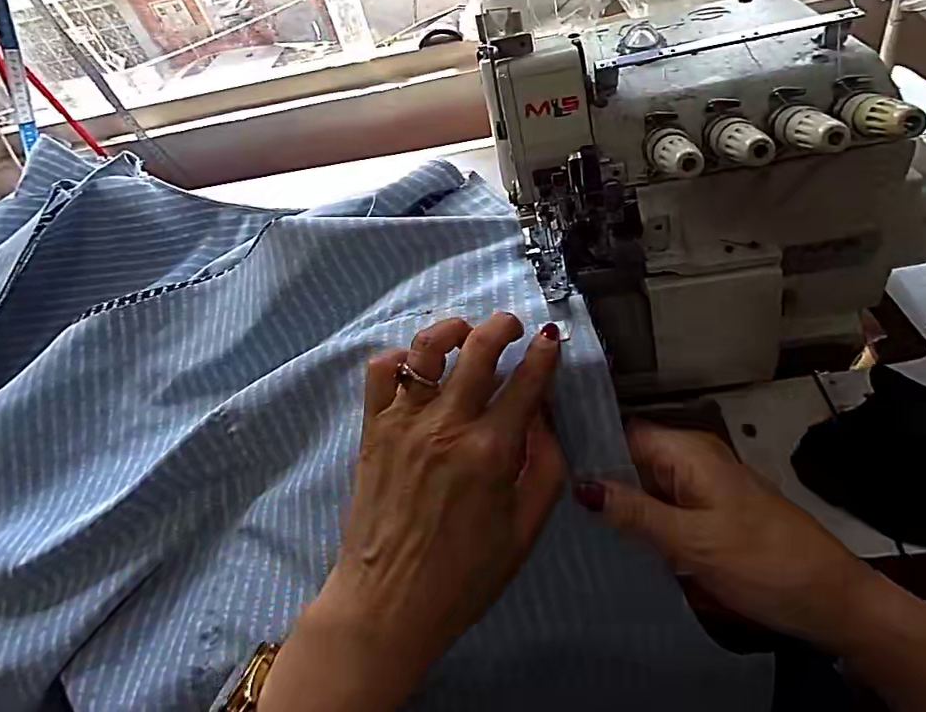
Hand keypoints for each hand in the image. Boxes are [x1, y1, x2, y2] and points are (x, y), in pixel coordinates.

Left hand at [259, 314, 565, 711]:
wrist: (388, 600)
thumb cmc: (463, 575)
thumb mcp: (524, 532)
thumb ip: (545, 470)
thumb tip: (544, 417)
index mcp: (490, 453)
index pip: (526, 385)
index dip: (544, 355)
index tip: (552, 338)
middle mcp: (447, 425)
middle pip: (478, 350)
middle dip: (502, 326)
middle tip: (512, 324)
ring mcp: (404, 421)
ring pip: (426, 350)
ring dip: (451, 330)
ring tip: (464, 332)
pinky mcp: (373, 426)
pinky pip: (381, 372)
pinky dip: (399, 357)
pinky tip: (416, 365)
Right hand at [575, 422, 880, 647]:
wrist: (839, 604)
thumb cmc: (767, 564)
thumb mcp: (692, 541)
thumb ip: (634, 511)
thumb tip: (582, 485)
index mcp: (686, 448)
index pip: (619, 433)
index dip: (587, 449)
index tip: (551, 467)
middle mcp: (692, 456)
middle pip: (629, 458)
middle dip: (601, 480)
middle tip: (562, 504)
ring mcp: (702, 483)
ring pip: (644, 483)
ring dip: (622, 503)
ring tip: (582, 522)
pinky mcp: (710, 509)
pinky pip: (663, 502)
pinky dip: (644, 517)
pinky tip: (625, 538)